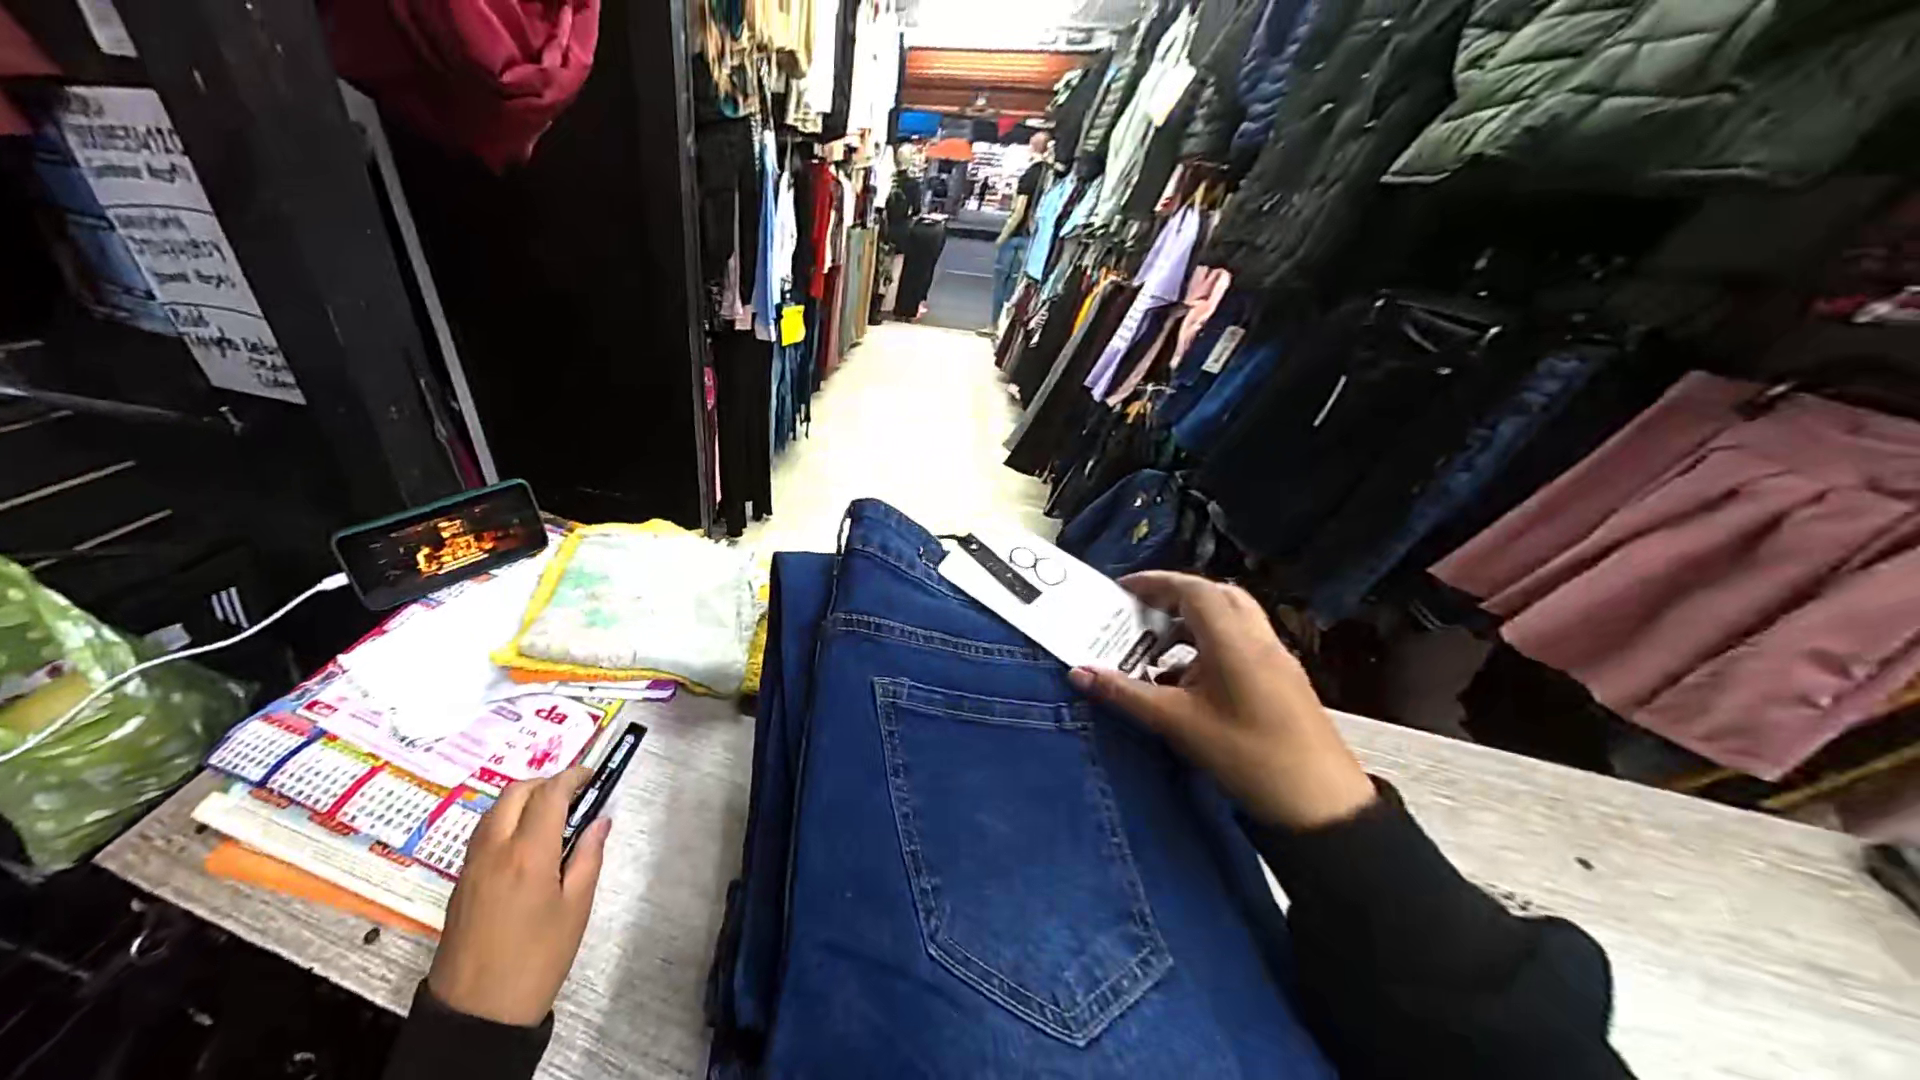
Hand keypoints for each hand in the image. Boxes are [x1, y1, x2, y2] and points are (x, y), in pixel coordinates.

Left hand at [427, 767, 611, 1025]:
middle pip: (516, 792)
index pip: (550, 794)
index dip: (573, 776)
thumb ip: (589, 856)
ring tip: (555, 813)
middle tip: (575, 793)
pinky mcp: (462, 882)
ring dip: (525, 799)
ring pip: (495, 810)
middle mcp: (494, 850)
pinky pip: (485, 833)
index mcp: (529, 853)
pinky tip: (530, 840)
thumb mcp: (577, 906)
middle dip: (547, 782)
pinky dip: (509, 820)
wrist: (476, 1013)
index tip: (592, 775)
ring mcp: (472, 866)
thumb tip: (599, 821)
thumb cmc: (538, 958)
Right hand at [1069, 572, 1375, 830]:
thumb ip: (1126, 694)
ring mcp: (1274, 658)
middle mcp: (1258, 639)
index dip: (1155, 583)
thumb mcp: (1178, 724)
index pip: (1194, 590)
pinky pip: (1239, 643)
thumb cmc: (1248, 757)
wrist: (1321, 805)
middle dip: (1174, 597)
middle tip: (1139, 612)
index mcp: (1234, 641)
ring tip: (1156, 645)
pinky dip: (1208, 646)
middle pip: (1215, 596)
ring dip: (1191, 622)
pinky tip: (1184, 678)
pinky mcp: (1280, 679)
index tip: (1122, 590)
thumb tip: (1078, 673)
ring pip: (1230, 619)